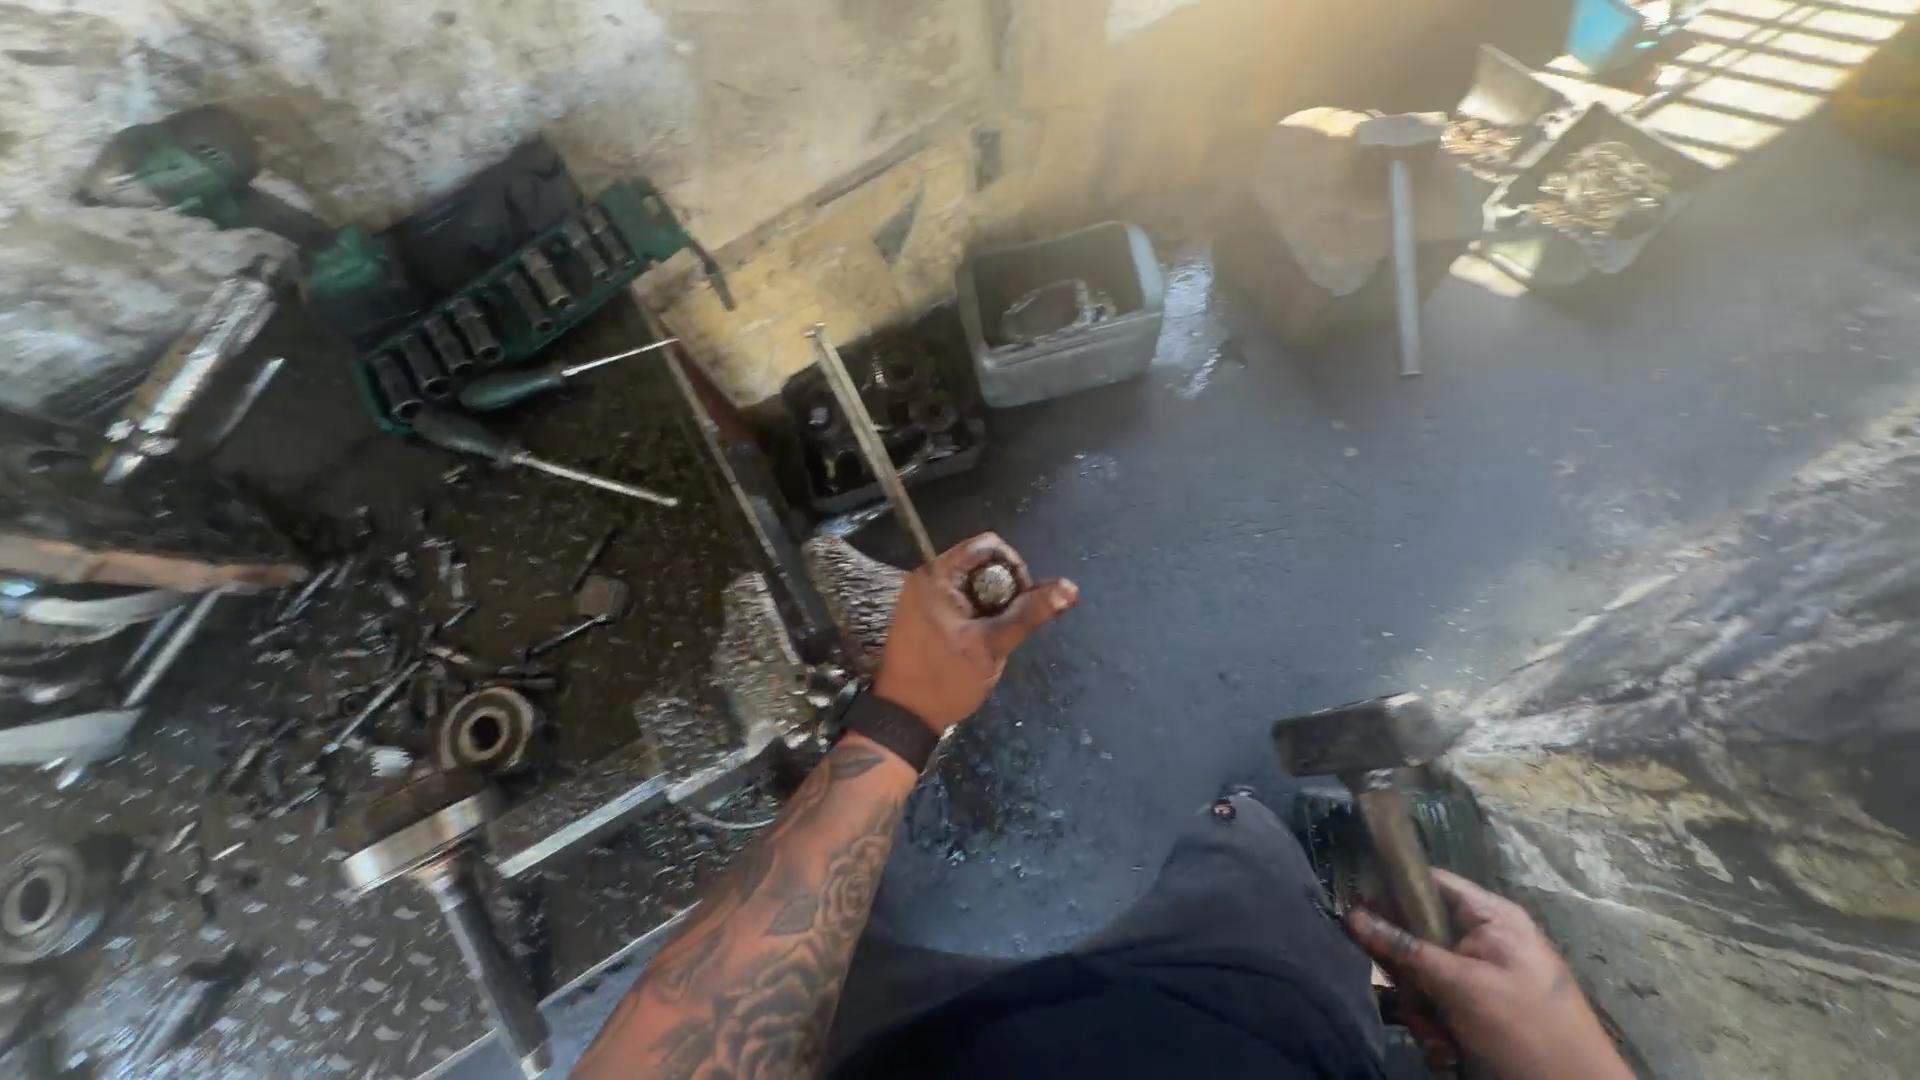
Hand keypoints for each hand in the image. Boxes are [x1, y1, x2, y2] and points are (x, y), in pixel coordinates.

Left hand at [873, 533, 1077, 732]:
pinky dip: (978, 613)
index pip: (988, 546)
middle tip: (1011, 623)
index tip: (1023, 600)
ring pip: (974, 584)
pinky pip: (960, 599)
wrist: (904, 716)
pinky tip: (981, 639)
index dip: (1015, 567)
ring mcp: (923, 596)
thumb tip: (1070, 588)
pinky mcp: (924, 614)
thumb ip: (1030, 613)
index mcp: (938, 575)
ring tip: (997, 635)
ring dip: (993, 604)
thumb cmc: (945, 678)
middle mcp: (927, 577)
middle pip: (982, 563)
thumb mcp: (993, 645)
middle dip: (1005, 589)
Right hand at [1346, 869, 1632, 1079]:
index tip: (1361, 918)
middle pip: (1419, 931)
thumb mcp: (1458, 986)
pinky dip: (1437, 1024)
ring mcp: (1487, 973)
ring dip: (1420, 1006)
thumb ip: (1403, 949)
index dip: (1390, 893)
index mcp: (1491, 916)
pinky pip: (1442, 999)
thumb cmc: (1525, 1030)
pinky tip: (1445, 1047)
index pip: (1428, 882)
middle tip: (1408, 997)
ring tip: (1435, 1036)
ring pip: (1426, 971)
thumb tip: (1351, 915)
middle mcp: (1487, 937)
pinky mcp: (1486, 1006)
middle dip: (1407, 971)